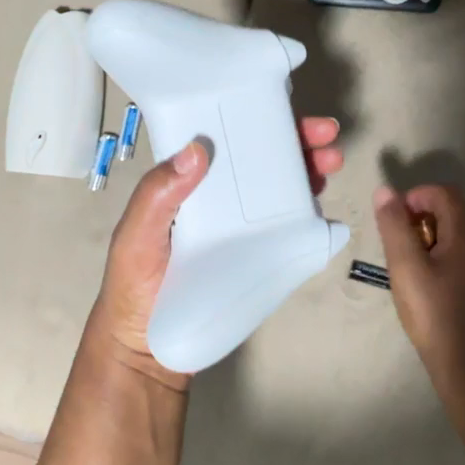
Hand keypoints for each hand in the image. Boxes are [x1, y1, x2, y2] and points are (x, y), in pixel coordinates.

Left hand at [89, 118, 344, 388]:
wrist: (147, 353)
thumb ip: (156, 196)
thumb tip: (197, 149)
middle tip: (326, 136)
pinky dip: (308, 213)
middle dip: (296, 141)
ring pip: (279, 188)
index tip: (286, 112)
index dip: (255, 120)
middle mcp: (217, 198)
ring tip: (331, 163)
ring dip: (308, 169)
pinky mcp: (257, 256)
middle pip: (260, 159)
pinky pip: (286, 227)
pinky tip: (323, 208)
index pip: (224, 140)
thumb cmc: (133, 287)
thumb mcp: (134, 237)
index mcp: (186, 183)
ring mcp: (240, 228)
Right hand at [373, 184, 464, 383]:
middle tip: (397, 241)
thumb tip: (385, 191)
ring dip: (428, 235)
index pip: (443, 193)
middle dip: (420, 215)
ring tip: (407, 262)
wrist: (463, 361)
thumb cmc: (431, 310)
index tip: (394, 220)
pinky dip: (440, 253)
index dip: (415, 196)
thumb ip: (394, 225)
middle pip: (451, 210)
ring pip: (455, 232)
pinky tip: (425, 281)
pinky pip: (460, 253)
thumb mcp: (405, 265)